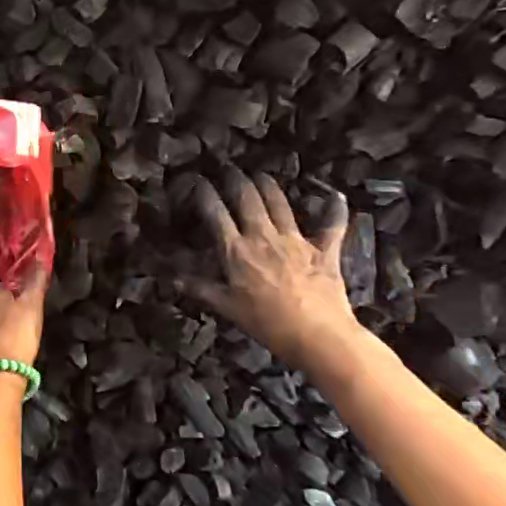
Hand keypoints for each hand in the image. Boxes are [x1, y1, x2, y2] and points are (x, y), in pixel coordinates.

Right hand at [182, 172, 364, 373]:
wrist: (320, 337)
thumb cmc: (267, 323)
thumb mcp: (226, 307)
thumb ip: (200, 288)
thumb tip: (170, 277)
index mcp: (236, 250)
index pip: (215, 212)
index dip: (204, 193)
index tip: (197, 180)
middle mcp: (263, 236)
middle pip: (247, 198)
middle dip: (236, 179)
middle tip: (229, 168)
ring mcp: (296, 241)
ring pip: (280, 204)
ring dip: (269, 186)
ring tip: (261, 174)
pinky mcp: (325, 251)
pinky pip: (332, 225)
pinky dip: (334, 209)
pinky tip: (335, 195)